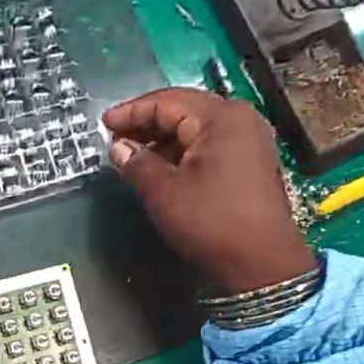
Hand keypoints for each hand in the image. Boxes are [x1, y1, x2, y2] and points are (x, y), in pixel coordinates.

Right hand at [103, 88, 316, 291]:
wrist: (259, 262)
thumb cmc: (211, 223)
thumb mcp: (165, 194)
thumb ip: (138, 165)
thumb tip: (119, 148)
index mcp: (221, 118)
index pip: (168, 101)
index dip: (132, 111)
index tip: (104, 123)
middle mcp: (240, 119)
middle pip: (185, 110)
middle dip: (147, 123)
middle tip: (116, 138)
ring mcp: (249, 139)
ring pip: (196, 128)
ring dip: (163, 140)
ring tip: (133, 156)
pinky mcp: (250, 161)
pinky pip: (210, 144)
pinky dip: (182, 151)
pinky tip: (162, 168)